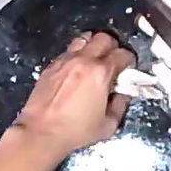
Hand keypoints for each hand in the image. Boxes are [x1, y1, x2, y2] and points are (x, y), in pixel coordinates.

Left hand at [7, 32, 134, 160]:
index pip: (122, 54)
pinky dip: (77, 55)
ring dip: (93, 46)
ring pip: (85, 38)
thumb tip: (123, 93)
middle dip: (113, 47)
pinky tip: (76, 69)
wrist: (41, 132)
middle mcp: (84, 60)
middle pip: (104, 38)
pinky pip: (69, 50)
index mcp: (101, 72)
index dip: (129, 60)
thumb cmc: (76, 130)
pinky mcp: (52, 65)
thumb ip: (121, 105)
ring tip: (94, 60)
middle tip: (113, 61)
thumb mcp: (108, 125)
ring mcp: (66, 60)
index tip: (128, 68)